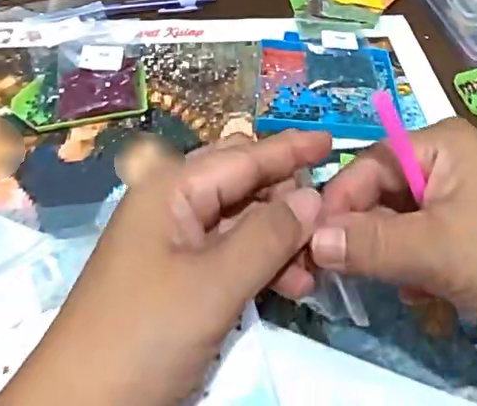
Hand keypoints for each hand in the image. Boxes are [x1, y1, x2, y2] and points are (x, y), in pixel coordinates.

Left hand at [0, 129, 332, 405]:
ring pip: (239, 220)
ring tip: (313, 268)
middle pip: (242, 182)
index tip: (333, 140)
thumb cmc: (143, 335)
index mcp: (173, 186)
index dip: (290, 148)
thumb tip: (313, 196)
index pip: (244, 156)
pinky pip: (227, 252)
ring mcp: (172, 239)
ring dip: (277, 237)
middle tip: (331, 221)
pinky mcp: (175, 275)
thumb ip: (267, 236)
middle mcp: (172, 201)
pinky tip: (287, 285)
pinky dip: (259, 262)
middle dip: (287, 197)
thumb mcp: (213, 286)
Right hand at [314, 119, 476, 404]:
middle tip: (338, 271)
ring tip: (386, 284)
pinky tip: (416, 292)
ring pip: (399, 220)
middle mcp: (448, 160)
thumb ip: (369, 243)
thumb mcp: (435, 251)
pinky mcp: (470, 233)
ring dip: (386, 253)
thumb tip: (311, 238)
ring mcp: (461, 197)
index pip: (371, 162)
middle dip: (364, 231)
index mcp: (442, 142)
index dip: (341, 201)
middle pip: (384, 191)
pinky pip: (420, 240)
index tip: (312, 241)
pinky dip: (410, 265)